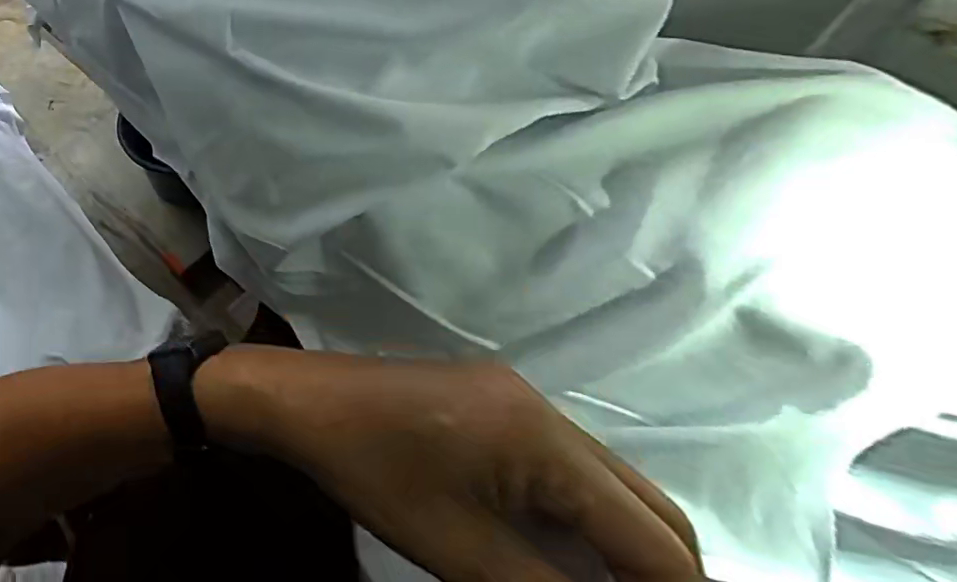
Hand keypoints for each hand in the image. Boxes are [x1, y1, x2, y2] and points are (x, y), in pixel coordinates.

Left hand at [198, 347, 704, 581]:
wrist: (300, 400)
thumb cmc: (373, 471)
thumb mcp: (466, 552)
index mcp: (543, 437)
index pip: (656, 541)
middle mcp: (540, 405)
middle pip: (644, 505)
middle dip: (653, 572)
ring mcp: (510, 394)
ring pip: (602, 480)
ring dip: (613, 541)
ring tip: (582, 581)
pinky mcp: (485, 396)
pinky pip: (557, 459)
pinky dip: (570, 507)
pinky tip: (549, 544)